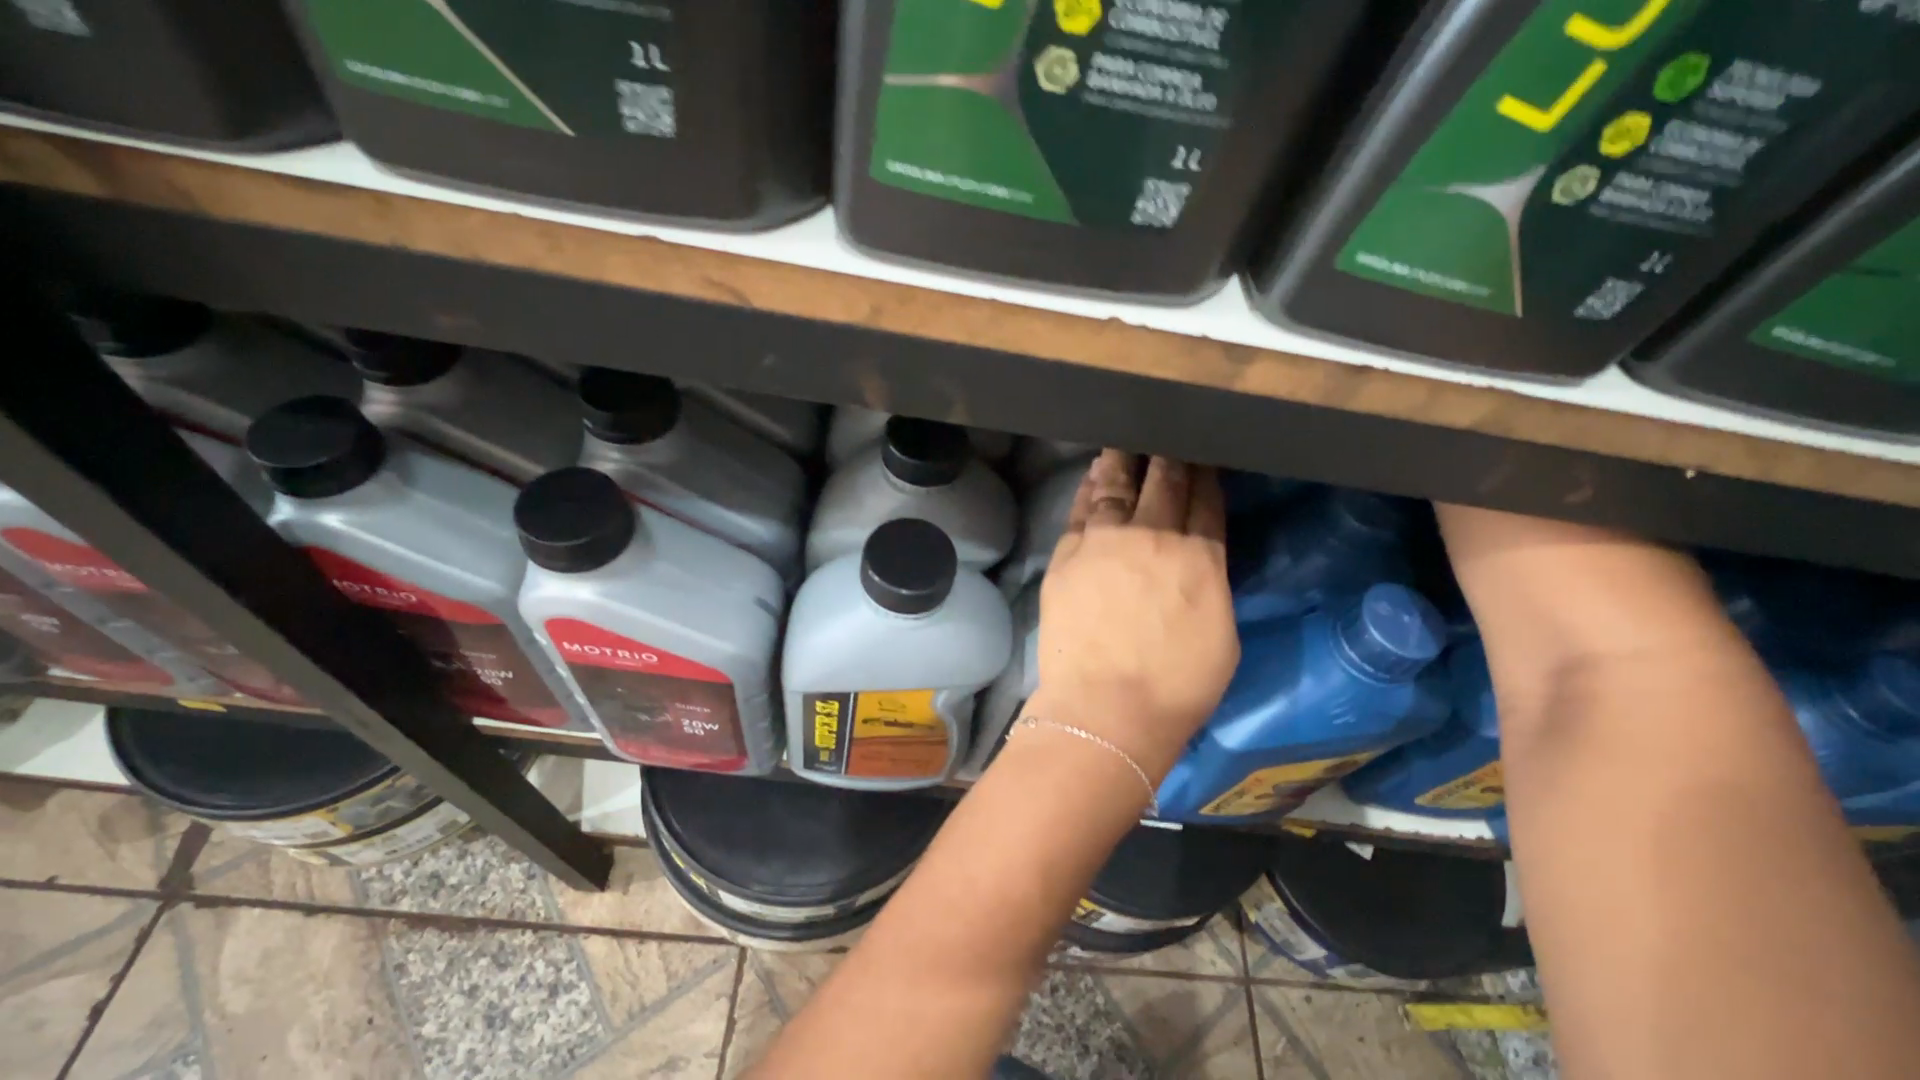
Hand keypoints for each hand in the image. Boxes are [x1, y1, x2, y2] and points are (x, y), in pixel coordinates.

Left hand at [1031, 451, 1238, 776]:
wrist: (1107, 708)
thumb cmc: (1178, 686)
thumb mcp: (1221, 634)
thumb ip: (1209, 583)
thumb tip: (1196, 559)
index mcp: (1201, 557)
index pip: (1206, 500)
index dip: (1206, 473)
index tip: (1204, 457)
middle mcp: (1154, 536)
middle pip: (1164, 481)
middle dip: (1169, 456)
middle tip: (1167, 439)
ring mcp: (1105, 541)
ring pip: (1116, 485)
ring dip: (1124, 461)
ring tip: (1126, 444)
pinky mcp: (1067, 554)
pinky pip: (1081, 509)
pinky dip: (1090, 487)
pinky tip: (1095, 475)